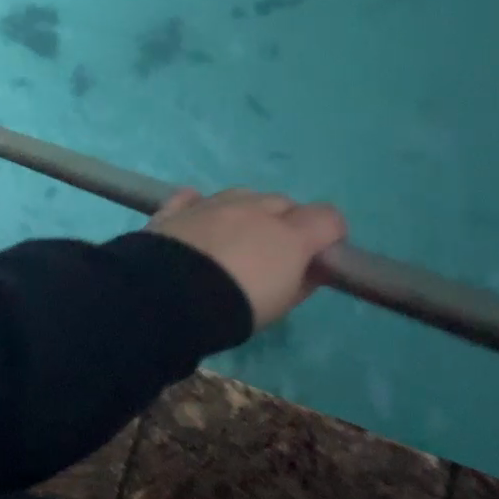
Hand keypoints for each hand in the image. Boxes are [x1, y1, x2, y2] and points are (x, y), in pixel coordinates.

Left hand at [145, 187, 347, 329]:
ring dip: (245, 209)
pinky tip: (196, 217)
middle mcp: (249, 211)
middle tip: (276, 246)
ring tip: (237, 234)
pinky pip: (190, 198)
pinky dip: (198, 204)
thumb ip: (304, 277)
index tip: (321, 250)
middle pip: (279, 202)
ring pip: (239, 195)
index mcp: (287, 234)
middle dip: (285, 219)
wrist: (170, 292)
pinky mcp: (172, 209)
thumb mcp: (285, 300)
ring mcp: (207, 206)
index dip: (328, 232)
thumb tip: (313, 265)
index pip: (325, 216)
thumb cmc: (238, 303)